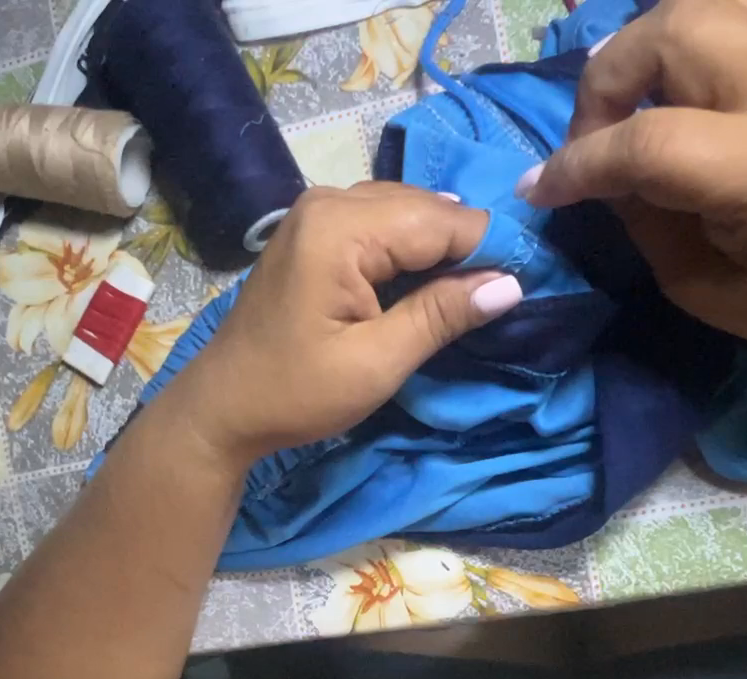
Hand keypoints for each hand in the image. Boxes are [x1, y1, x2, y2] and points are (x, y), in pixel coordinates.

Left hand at [157, 182, 522, 465]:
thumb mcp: (376, 364)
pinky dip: (406, 252)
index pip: (442, 220)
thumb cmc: (296, 393)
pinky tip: (421, 285)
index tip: (524, 286)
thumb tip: (510, 284)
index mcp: (341, 228)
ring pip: (404, 213)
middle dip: (464, 249)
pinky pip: (377, 226)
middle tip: (496, 295)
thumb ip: (440, 316)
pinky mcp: (311, 233)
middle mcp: (328, 201)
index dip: (489, 250)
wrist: (223, 408)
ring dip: (437, 250)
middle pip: (424, 208)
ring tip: (463, 295)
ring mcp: (315, 213)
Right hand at [521, 0, 746, 362]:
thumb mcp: (691, 280)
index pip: (646, 140)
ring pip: (698, 3)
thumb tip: (583, 170)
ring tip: (629, 110)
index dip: (577, 163)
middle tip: (594, 140)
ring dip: (642, 53)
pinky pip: (729, 11)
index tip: (540, 190)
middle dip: (606, 81)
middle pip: (670, 31)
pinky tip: (674, 95)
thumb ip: (636, 212)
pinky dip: (681, 45)